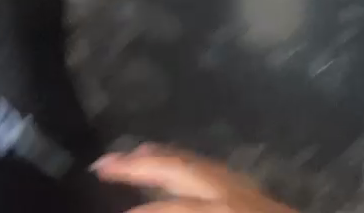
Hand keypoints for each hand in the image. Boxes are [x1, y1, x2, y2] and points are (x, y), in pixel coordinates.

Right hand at [94, 145, 299, 212]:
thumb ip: (185, 211)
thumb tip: (147, 212)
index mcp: (223, 212)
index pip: (171, 208)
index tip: (113, 208)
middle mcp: (233, 196)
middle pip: (181, 170)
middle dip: (139, 166)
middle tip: (103, 162)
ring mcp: (249, 192)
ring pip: (199, 165)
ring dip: (163, 159)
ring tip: (134, 155)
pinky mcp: (260, 195)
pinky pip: (215, 171)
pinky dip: (190, 166)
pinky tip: (180, 169)